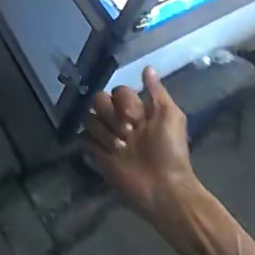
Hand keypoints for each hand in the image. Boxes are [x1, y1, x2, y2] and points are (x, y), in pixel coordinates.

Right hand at [85, 67, 202, 225]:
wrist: (163, 187)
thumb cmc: (170, 151)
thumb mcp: (171, 117)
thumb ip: (157, 91)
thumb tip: (148, 68)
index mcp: (136, 110)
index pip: (117, 91)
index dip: (124, 103)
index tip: (138, 120)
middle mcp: (119, 119)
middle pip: (98, 100)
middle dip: (112, 116)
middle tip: (129, 134)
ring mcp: (107, 136)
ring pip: (90, 119)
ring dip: (107, 133)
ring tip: (123, 149)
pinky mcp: (97, 152)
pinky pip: (83, 138)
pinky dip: (96, 145)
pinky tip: (111, 155)